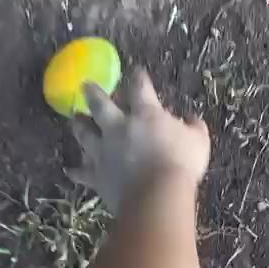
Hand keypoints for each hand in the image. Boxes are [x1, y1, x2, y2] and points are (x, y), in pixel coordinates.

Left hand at [69, 70, 210, 214]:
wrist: (156, 197)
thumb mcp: (199, 139)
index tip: (135, 71)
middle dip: (93, 93)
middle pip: (101, 106)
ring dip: (79, 125)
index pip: (140, 88)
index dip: (138, 78)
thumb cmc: (181, 163)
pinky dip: (76, 169)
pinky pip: (82, 171)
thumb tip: (191, 119)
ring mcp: (104, 152)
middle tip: (85, 84)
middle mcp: (120, 128)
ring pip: (85, 134)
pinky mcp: (96, 175)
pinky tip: (70, 169)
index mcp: (146, 114)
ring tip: (74, 117)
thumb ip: (193, 126)